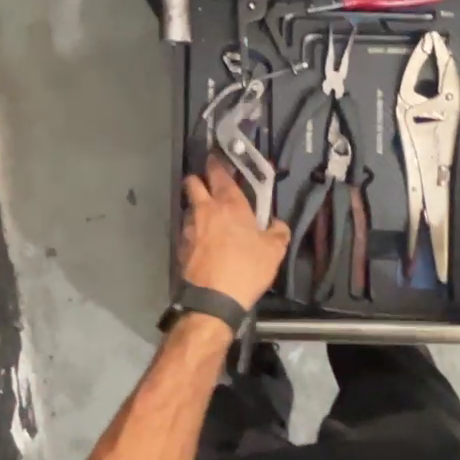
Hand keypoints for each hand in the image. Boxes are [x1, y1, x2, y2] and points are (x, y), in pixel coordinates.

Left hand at [179, 154, 290, 311]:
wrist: (213, 300)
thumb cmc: (246, 268)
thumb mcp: (273, 251)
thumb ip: (278, 232)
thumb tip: (278, 225)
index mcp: (229, 204)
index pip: (219, 172)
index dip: (218, 163)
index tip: (219, 159)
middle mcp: (205, 210)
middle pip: (193, 182)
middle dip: (199, 180)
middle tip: (210, 185)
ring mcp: (189, 228)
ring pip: (189, 207)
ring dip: (197, 208)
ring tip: (210, 220)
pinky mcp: (181, 247)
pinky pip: (187, 231)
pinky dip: (194, 232)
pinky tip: (204, 243)